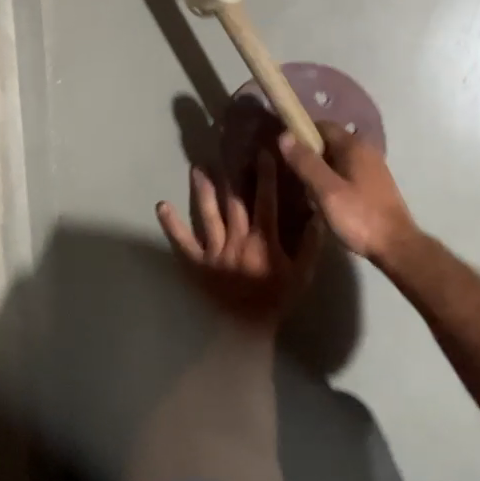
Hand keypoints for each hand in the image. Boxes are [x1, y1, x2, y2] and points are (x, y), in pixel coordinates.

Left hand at [156, 153, 321, 326]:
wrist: (247, 330)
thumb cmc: (277, 300)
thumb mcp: (302, 275)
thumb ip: (311, 246)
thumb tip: (317, 215)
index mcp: (263, 242)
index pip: (266, 202)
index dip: (265, 176)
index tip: (263, 153)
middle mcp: (237, 241)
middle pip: (233, 203)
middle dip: (231, 176)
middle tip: (225, 149)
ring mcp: (214, 252)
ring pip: (208, 216)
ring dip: (202, 191)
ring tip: (196, 168)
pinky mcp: (197, 264)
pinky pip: (183, 243)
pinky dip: (172, 225)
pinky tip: (162, 206)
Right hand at [276, 123, 417, 264]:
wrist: (396, 246)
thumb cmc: (360, 217)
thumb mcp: (326, 191)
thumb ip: (306, 163)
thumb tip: (284, 135)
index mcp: (354, 146)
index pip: (322, 125)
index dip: (301, 133)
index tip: (284, 149)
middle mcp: (365, 150)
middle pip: (330, 142)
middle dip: (310, 155)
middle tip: (292, 175)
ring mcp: (372, 168)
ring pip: (338, 160)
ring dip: (320, 171)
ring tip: (306, 191)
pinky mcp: (374, 185)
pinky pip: (347, 173)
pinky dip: (333, 181)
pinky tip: (325, 201)